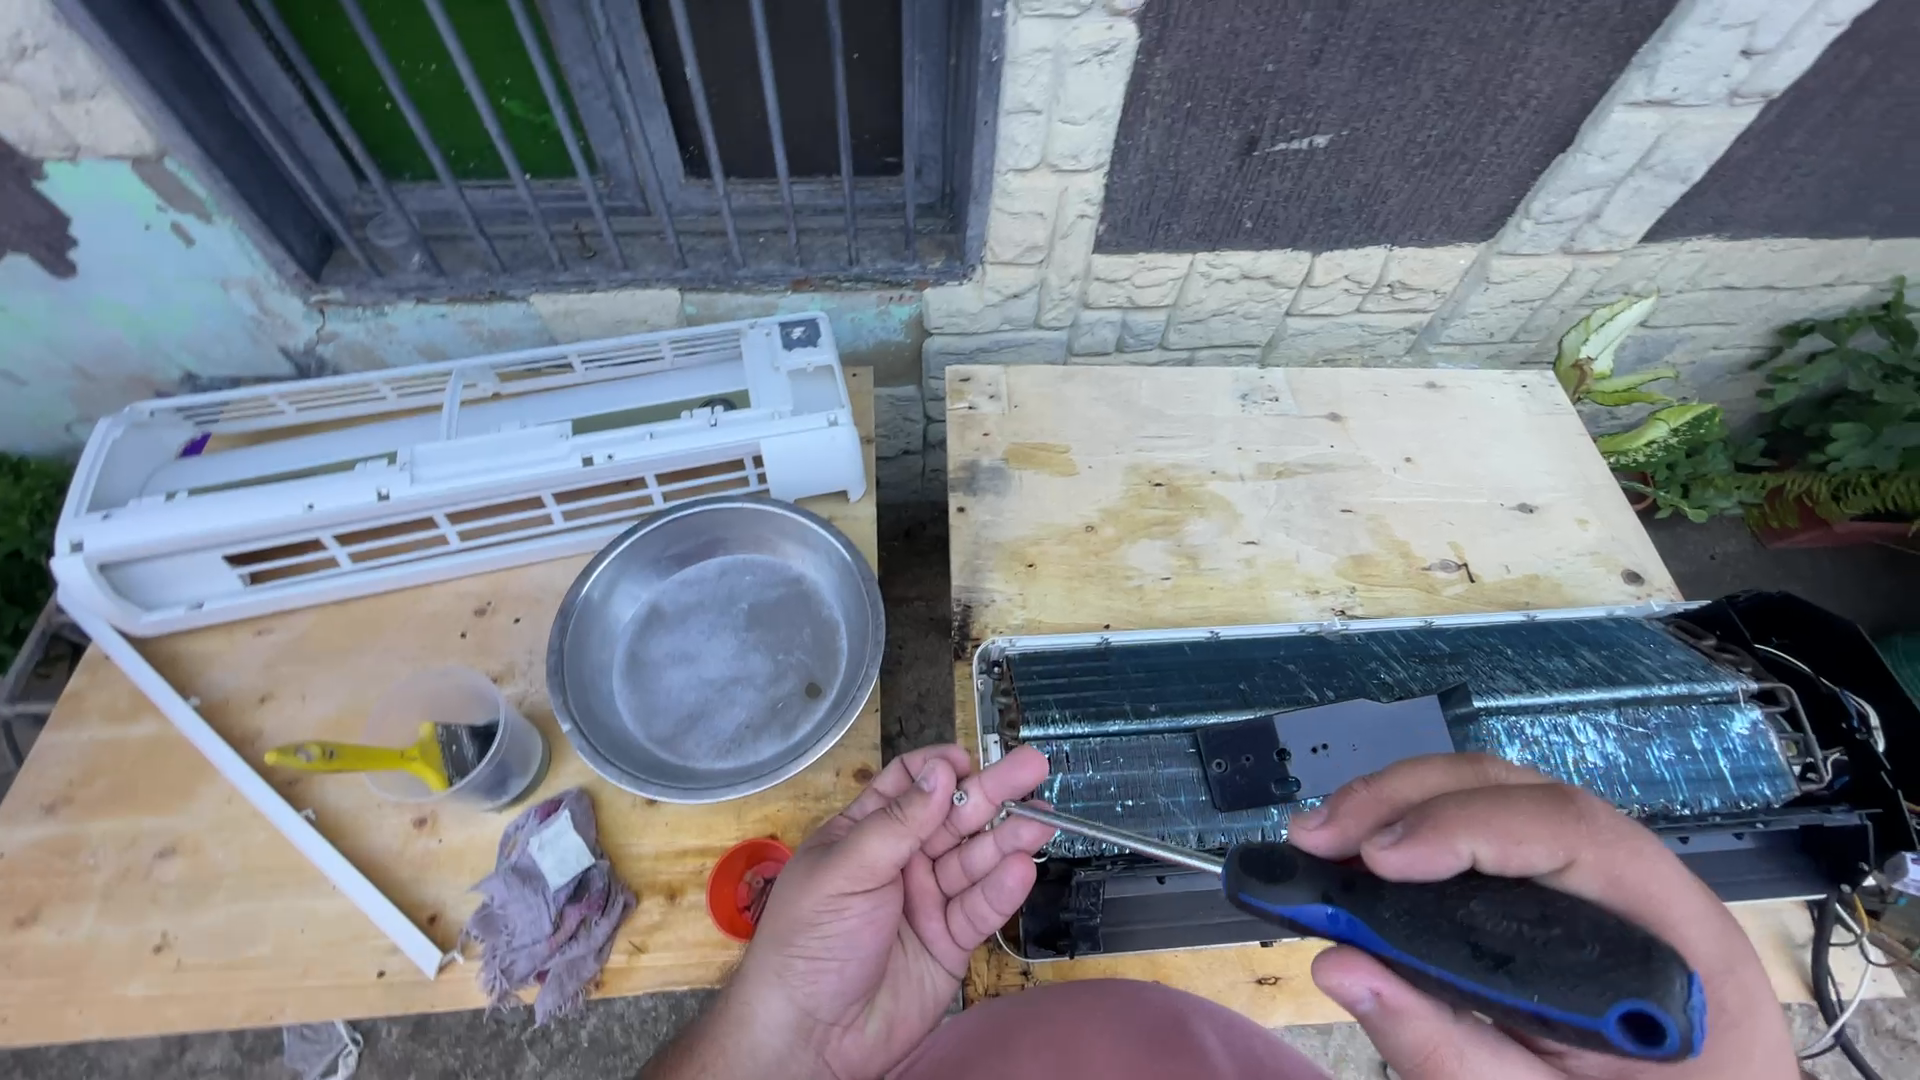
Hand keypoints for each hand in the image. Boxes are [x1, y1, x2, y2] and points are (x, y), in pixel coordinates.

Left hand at [654, 744, 1053, 1079]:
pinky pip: (980, 909)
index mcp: (867, 831)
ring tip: (1041, 819)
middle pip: (954, 816)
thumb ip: (899, 821)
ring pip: (975, 859)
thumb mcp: (846, 869)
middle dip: (993, 791)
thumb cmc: (809, 940)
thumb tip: (941, 769)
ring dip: (1008, 837)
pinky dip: (1002, 889)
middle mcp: (902, 858)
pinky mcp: (950, 941)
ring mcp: (928, 899)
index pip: (909, 783)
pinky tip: (1023, 867)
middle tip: (1033, 767)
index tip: (968, 760)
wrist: (809, 1038)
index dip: (940, 768)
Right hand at [1287, 753, 1796, 1079]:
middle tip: (1313, 838)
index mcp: (1677, 938)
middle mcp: (1634, 877)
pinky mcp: (1539, 872)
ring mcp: (1584, 865)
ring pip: (1477, 788)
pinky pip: (1464, 815)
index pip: (1568, 831)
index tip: (1375, 862)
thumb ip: (1447, 1051)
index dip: (1461, 827)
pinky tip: (1353, 848)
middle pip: (1507, 789)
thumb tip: (1335, 965)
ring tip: (1318, 838)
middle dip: (1397, 801)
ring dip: (1387, 801)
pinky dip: (1398, 820)